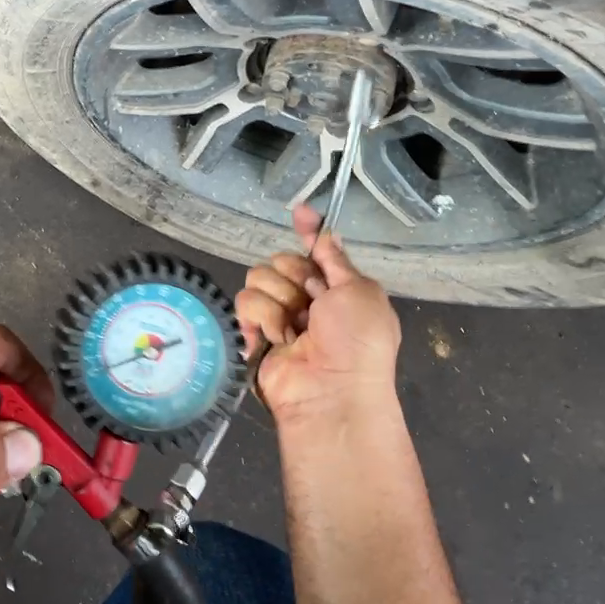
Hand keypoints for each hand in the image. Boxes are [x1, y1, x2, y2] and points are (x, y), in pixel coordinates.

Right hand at [236, 203, 400, 423]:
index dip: (307, 230)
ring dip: (278, 303)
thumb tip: (324, 228)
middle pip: (279, 259)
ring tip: (294, 330)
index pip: (315, 248)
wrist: (331, 391)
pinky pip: (244, 303)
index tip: (300, 212)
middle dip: (293, 278)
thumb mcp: (360, 292)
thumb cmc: (356, 341)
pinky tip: (274, 339)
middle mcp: (305, 298)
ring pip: (258, 278)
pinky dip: (260, 320)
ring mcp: (278, 314)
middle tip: (311, 304)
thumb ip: (335, 258)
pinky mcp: (253, 331)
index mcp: (336, 288)